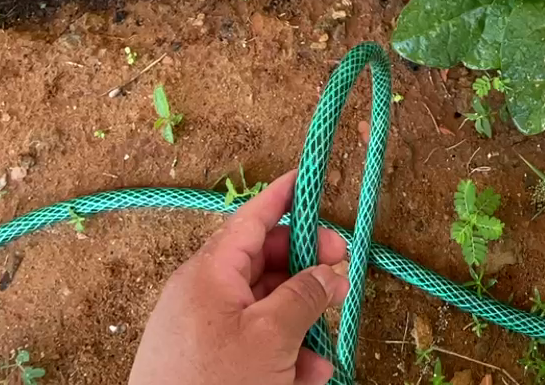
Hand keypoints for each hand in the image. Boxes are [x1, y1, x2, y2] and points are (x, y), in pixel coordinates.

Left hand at [129, 170, 349, 384]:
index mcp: (210, 273)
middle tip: (341, 277)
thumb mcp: (272, 336)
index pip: (253, 217)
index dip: (285, 195)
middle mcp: (203, 295)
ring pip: (265, 306)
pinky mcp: (205, 366)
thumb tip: (331, 271)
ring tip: (326, 348)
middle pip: (265, 261)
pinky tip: (310, 374)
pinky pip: (253, 341)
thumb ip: (307, 293)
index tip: (311, 178)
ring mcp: (203, 332)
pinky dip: (284, 350)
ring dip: (302, 319)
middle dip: (307, 269)